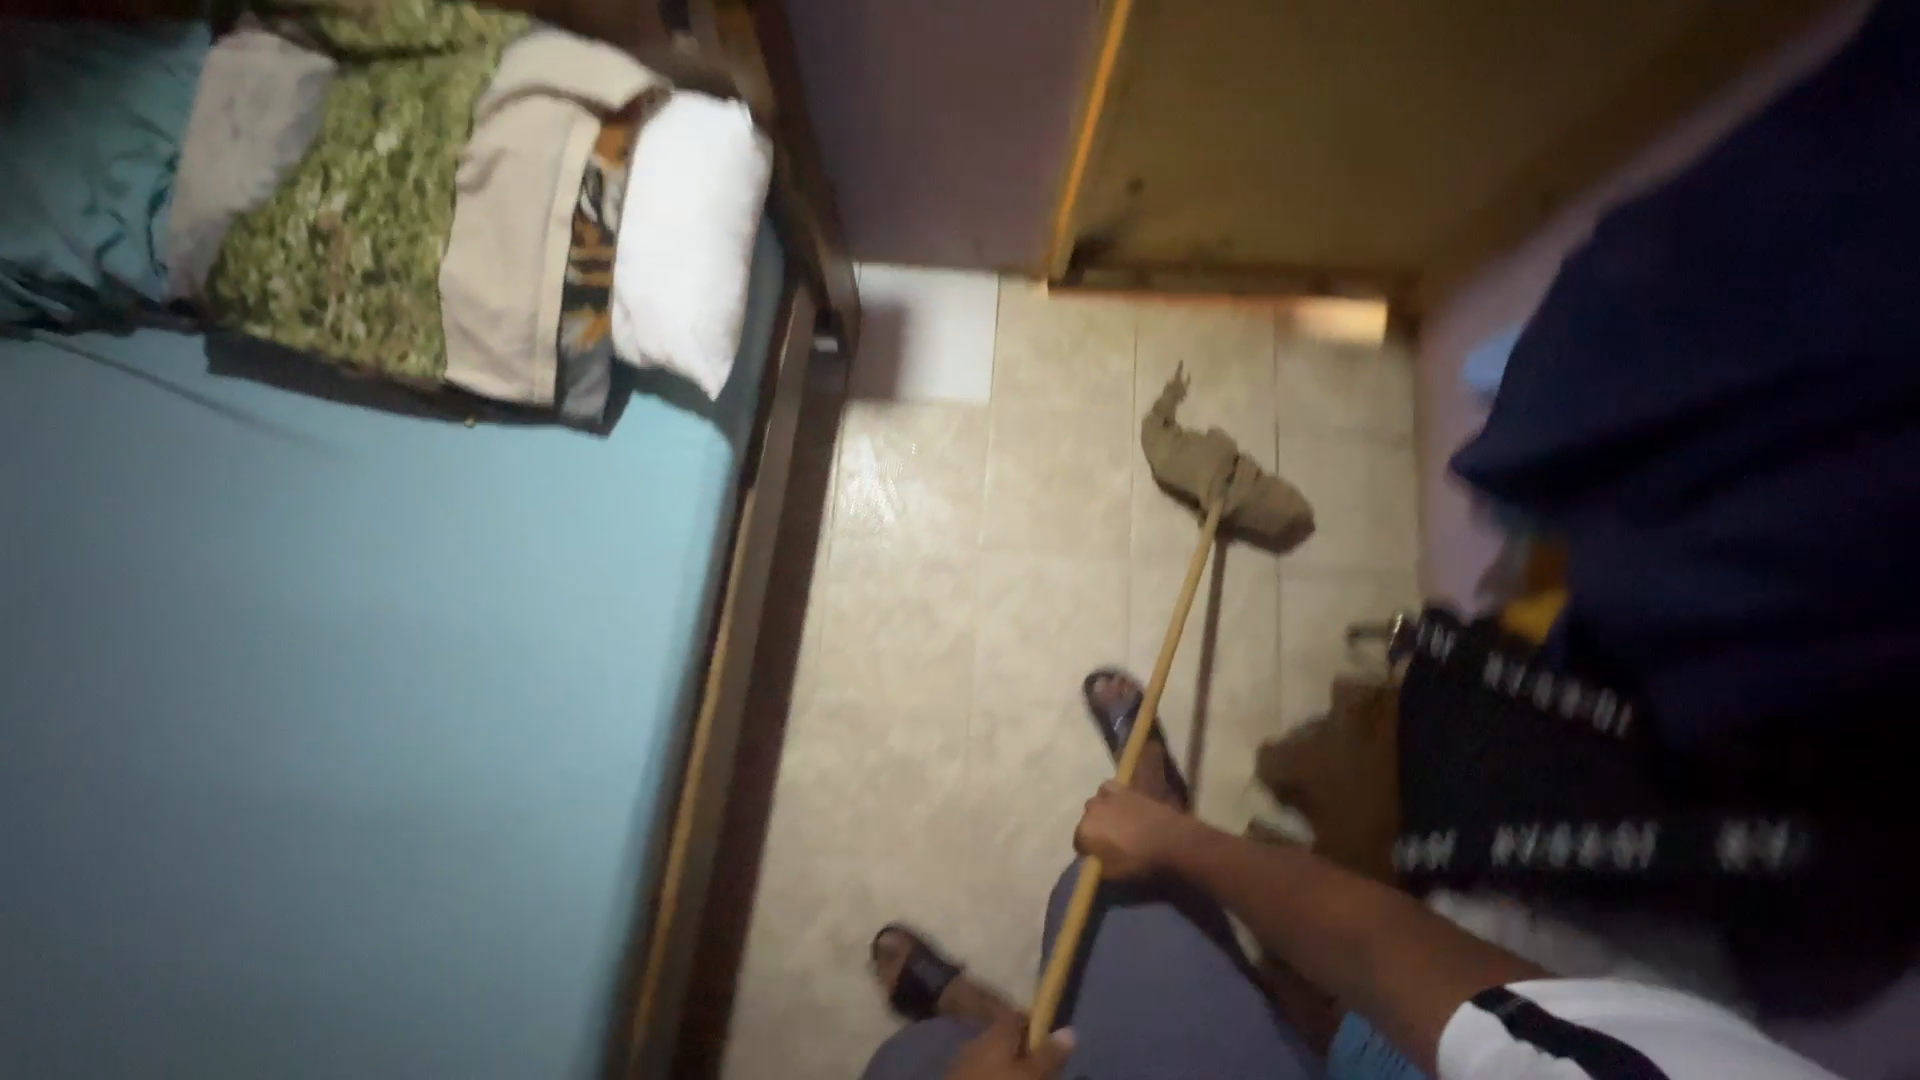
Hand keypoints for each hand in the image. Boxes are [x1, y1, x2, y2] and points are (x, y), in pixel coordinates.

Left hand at [943, 1015, 1074, 1079]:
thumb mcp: (1027, 1074)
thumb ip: (1047, 1055)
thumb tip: (1071, 1030)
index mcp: (998, 1031)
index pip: (1020, 1017)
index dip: (1037, 1028)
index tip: (1051, 1043)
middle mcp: (979, 1038)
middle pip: (1007, 1038)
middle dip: (1022, 1050)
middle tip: (1039, 1068)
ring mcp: (964, 1059)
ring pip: (992, 1056)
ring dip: (1006, 1065)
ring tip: (1019, 1076)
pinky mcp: (955, 1077)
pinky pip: (980, 1071)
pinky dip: (991, 1075)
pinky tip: (997, 1079)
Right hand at [1073, 780, 1197, 879]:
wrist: (1171, 841)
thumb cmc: (1140, 862)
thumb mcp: (1114, 874)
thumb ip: (1098, 865)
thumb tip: (1095, 859)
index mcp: (1085, 831)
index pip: (1078, 843)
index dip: (1088, 851)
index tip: (1098, 858)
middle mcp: (1092, 810)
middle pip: (1086, 820)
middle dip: (1093, 829)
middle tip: (1108, 841)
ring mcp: (1108, 797)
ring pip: (1096, 802)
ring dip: (1102, 811)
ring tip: (1114, 821)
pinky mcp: (1126, 789)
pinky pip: (1110, 789)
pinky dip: (1112, 796)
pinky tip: (1122, 806)